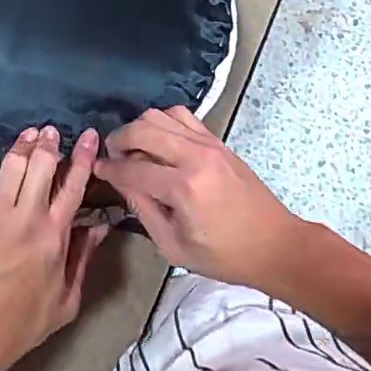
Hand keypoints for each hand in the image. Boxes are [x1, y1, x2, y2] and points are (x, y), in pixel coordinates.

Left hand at [0, 117, 107, 370]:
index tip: (89, 135)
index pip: (74, 185)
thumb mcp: (66, 301)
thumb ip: (83, 259)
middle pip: (43, 165)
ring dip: (23, 143)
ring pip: (12, 163)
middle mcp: (25, 216)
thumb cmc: (20, 325)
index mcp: (53, 235)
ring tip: (31, 133)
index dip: (84, 157)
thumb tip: (100, 226)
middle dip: (51, 144)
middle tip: (53, 133)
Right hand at [92, 106, 317, 291]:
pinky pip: (182, 116)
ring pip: (161, 114)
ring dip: (141, 129)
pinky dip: (164, 123)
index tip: (96, 169)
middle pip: (142, 129)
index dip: (108, 168)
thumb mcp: (174, 246)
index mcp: (184, 188)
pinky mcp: (218, 141)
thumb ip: (143, 210)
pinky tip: (161, 144)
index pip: (132, 168)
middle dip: (119, 140)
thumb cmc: (224, 255)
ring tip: (137, 150)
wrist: (275, 244)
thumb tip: (121, 182)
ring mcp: (209, 144)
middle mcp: (195, 157)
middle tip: (114, 158)